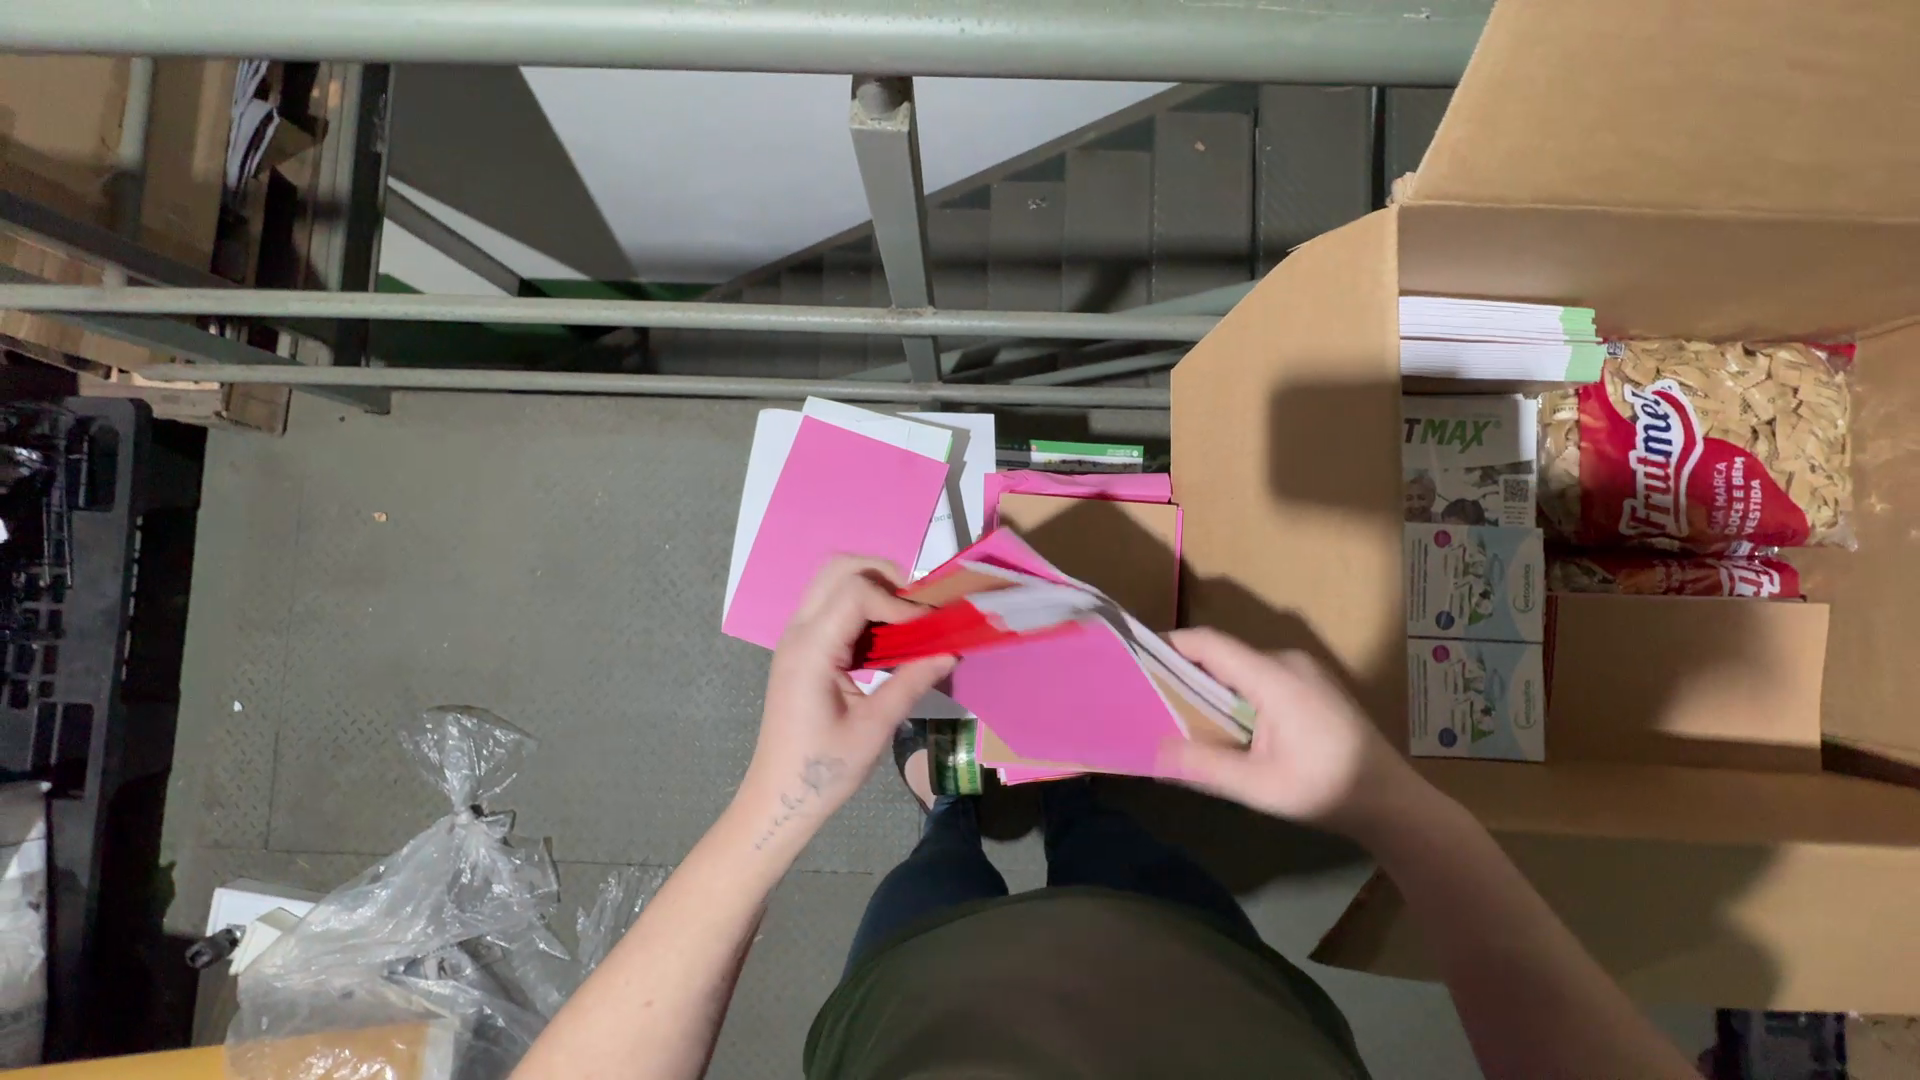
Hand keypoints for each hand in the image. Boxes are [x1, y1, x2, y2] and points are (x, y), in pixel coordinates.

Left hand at [737, 558, 953, 847]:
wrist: (778, 797)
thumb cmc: (823, 769)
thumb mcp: (875, 728)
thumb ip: (912, 682)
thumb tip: (951, 650)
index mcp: (812, 649)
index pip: (857, 590)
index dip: (899, 600)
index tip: (930, 626)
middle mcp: (798, 632)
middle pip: (839, 568)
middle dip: (885, 576)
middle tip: (918, 607)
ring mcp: (796, 637)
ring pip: (832, 580)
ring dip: (873, 587)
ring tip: (907, 618)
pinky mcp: (801, 648)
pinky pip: (831, 603)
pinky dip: (862, 604)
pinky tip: (887, 634)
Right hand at [1160, 628, 1430, 838]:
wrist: (1394, 803)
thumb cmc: (1327, 791)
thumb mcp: (1259, 787)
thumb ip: (1204, 765)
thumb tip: (1153, 751)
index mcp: (1274, 677)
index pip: (1209, 644)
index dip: (1169, 646)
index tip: (1135, 660)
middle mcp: (1287, 662)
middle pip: (1222, 655)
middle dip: (1183, 673)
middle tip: (1150, 697)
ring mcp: (1302, 671)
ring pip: (1239, 668)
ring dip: (1209, 687)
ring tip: (1179, 713)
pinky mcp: (1310, 685)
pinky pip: (1258, 677)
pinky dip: (1232, 693)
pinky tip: (1223, 723)